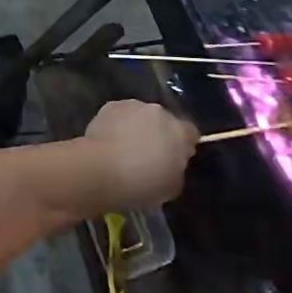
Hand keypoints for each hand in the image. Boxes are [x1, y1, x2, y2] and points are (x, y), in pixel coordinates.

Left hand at [81, 99, 200, 207]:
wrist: (101, 169)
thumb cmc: (142, 183)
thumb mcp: (172, 187)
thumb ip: (177, 168)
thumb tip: (171, 162)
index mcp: (180, 131)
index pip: (190, 133)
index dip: (184, 145)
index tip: (175, 159)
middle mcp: (158, 112)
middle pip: (164, 121)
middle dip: (160, 134)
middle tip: (149, 154)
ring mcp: (132, 105)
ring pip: (140, 116)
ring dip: (137, 127)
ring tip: (125, 147)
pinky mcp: (109, 106)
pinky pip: (119, 115)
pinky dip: (117, 125)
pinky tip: (110, 141)